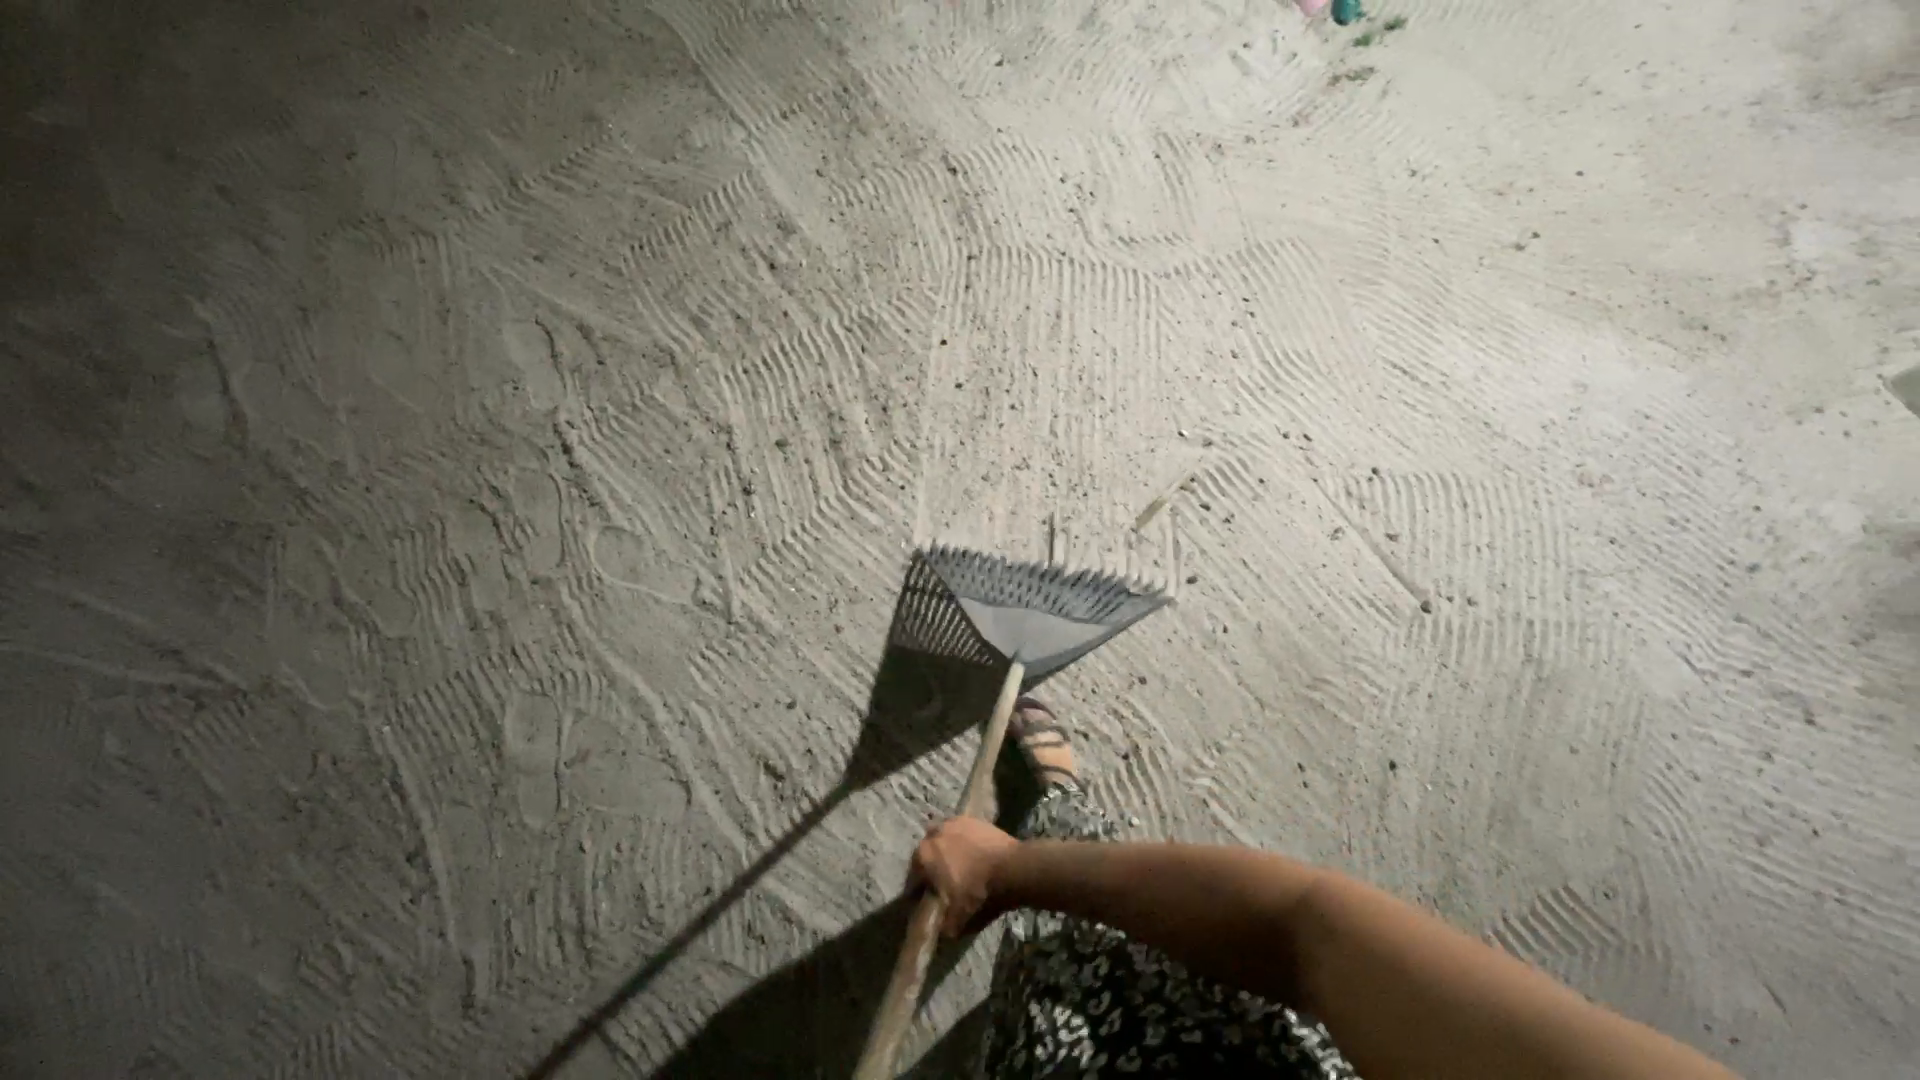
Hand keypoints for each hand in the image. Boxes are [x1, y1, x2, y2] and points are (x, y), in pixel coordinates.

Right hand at [909, 816, 1019, 936]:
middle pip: (927, 856)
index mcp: (922, 858)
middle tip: (945, 885)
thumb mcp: (955, 925)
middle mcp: (933, 835)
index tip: (928, 903)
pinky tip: (974, 854)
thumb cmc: (979, 897)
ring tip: (961, 867)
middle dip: (932, 869)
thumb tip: (934, 929)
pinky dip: (964, 842)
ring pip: (943, 840)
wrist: (1013, 870)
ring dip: (947, 852)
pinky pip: (961, 832)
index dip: (919, 894)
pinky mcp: (973, 819)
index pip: (912, 880)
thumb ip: (938, 927)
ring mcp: (954, 823)